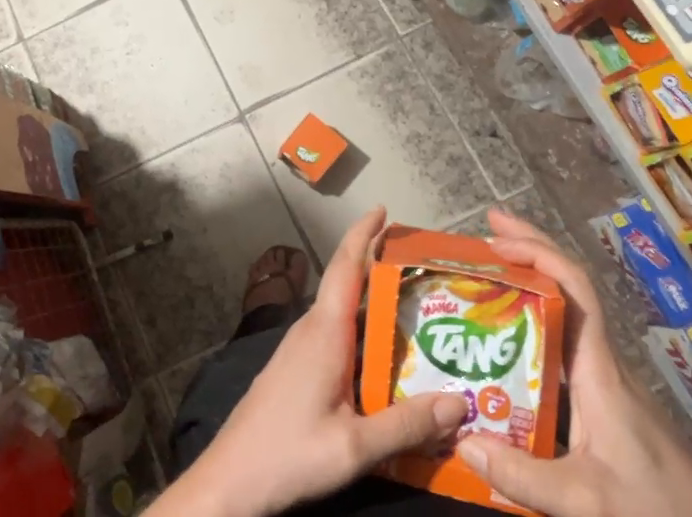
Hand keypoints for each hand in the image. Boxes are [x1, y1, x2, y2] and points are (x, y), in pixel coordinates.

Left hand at [163, 208, 467, 516]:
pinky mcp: (295, 371)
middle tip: (426, 268)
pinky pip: (336, 338)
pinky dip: (363, 334)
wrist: (230, 481)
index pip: (345, 269)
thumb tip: (461, 401)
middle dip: (380, 268)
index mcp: (324, 335)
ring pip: (342, 315)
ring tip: (419, 310)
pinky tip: (386, 358)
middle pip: (346, 286)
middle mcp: (310, 332)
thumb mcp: (356, 446)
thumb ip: (407, 424)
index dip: (363, 235)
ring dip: (374, 304)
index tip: (383, 210)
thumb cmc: (289, 455)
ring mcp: (298, 351)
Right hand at [454, 210, 691, 516]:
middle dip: (531, 254)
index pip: (575, 292)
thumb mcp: (586, 502)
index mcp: (600, 372)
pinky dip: (531, 330)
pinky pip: (562, 351)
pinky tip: (503, 349)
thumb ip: (523, 475)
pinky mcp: (604, 409)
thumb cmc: (658, 510)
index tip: (495, 240)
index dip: (539, 254)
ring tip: (482, 282)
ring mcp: (605, 387)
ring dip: (528, 290)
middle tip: (486, 233)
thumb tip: (460, 440)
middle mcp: (602, 367)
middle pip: (569, 292)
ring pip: (565, 320)